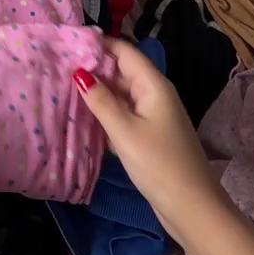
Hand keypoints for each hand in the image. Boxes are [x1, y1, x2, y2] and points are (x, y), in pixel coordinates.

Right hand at [74, 39, 222, 229]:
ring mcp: (153, 115)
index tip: (67, 44)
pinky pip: (124, 114)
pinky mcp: (150, 134)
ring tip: (64, 89)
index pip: (123, 50)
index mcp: (153, 84)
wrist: (194, 210)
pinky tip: (84, 118)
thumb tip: (79, 72)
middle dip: (93, 69)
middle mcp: (154, 93)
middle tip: (59, 67)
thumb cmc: (159, 165)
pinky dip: (106, 113)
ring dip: (98, 93)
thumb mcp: (125, 131)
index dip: (97, 44)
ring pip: (121, 94)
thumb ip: (100, 101)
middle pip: (121, 70)